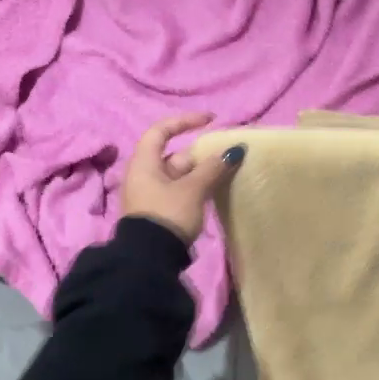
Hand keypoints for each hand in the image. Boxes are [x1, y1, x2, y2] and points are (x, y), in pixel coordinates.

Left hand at [119, 113, 244, 244]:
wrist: (150, 258)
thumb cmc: (168, 214)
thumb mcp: (193, 189)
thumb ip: (213, 168)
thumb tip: (235, 150)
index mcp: (144, 162)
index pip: (162, 130)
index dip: (185, 121)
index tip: (209, 121)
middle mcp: (143, 174)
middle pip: (175, 155)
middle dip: (200, 155)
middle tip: (224, 160)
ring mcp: (150, 194)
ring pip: (179, 175)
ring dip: (201, 173)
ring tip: (224, 176)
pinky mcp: (158, 211)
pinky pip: (180, 190)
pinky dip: (196, 187)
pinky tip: (212, 193)